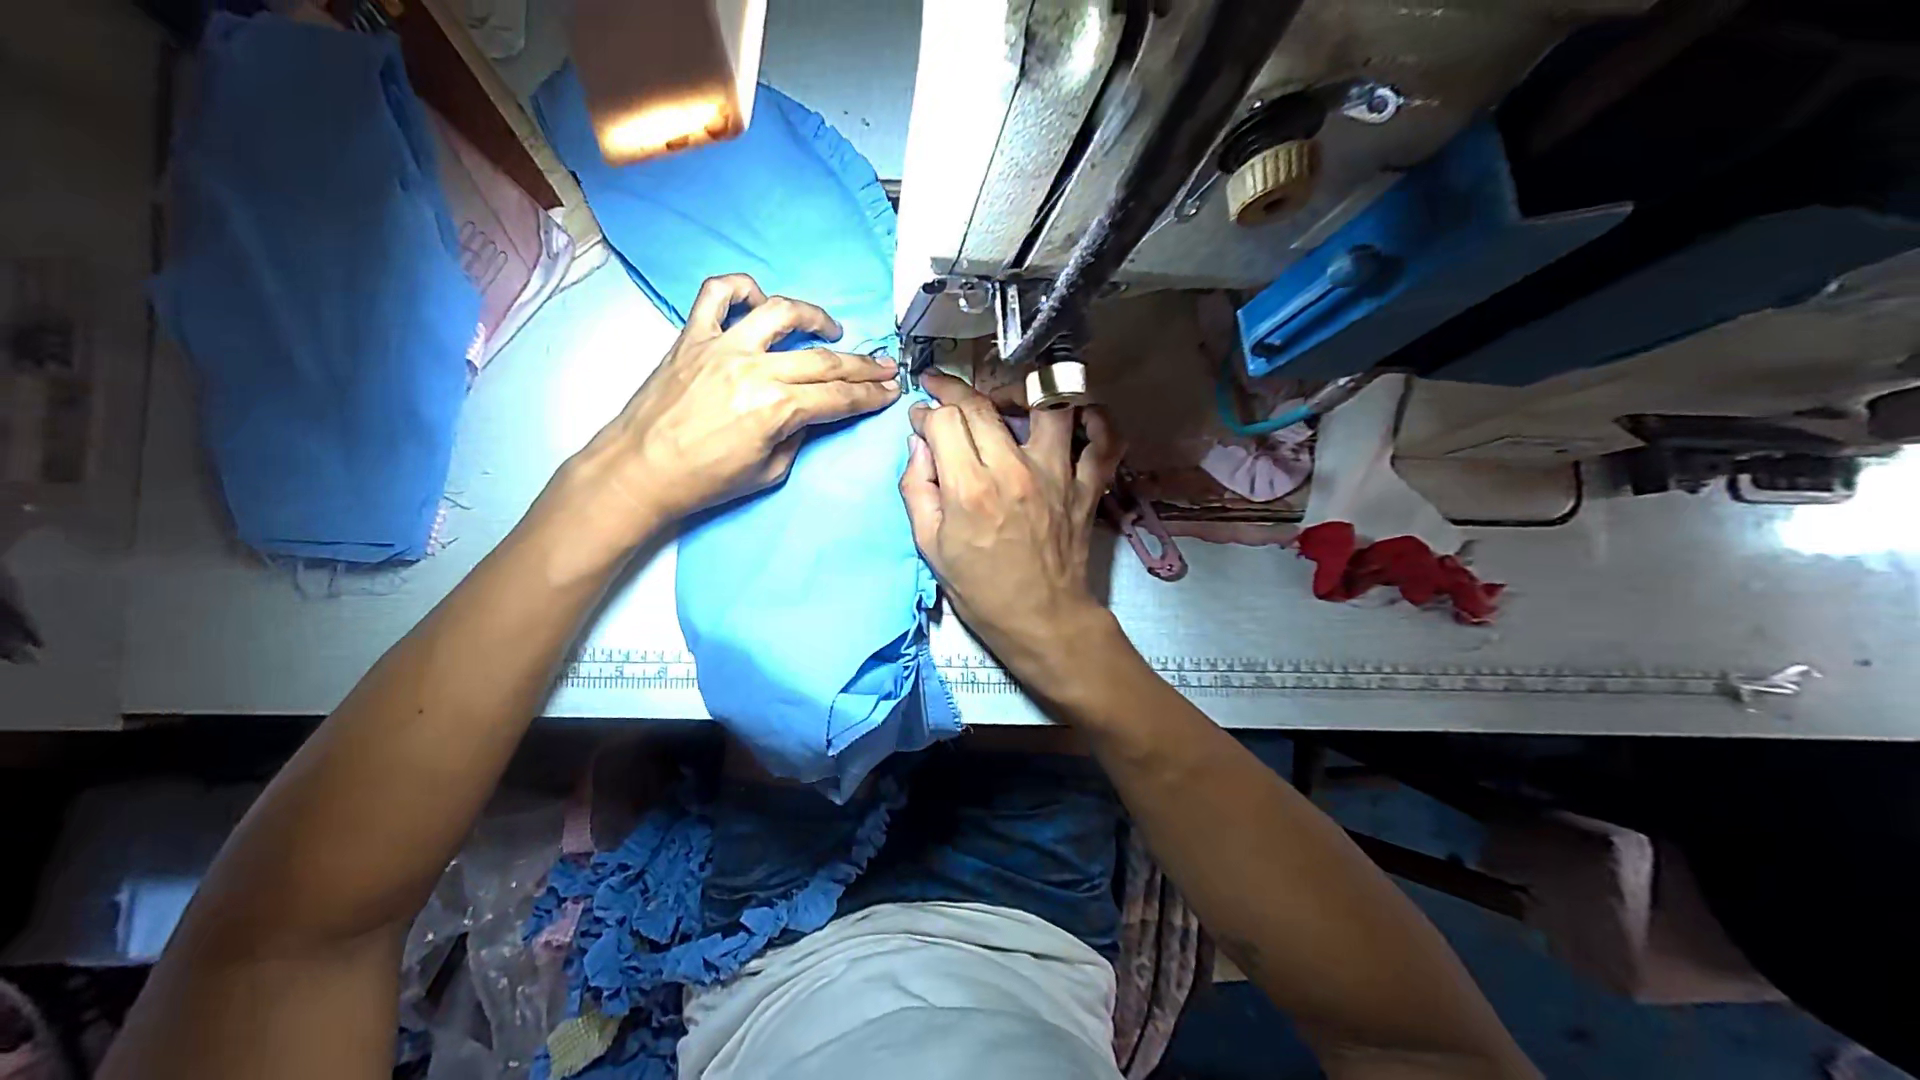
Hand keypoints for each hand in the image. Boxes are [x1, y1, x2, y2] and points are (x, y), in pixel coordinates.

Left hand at [552, 274, 900, 558]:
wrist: (641, 471)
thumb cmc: (705, 481)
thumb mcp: (769, 472)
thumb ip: (797, 436)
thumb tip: (810, 413)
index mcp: (777, 408)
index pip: (839, 398)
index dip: (871, 395)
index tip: (890, 389)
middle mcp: (755, 369)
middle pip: (823, 360)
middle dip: (862, 365)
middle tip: (884, 365)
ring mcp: (722, 346)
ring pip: (780, 313)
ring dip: (814, 317)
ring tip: (831, 330)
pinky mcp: (692, 336)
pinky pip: (717, 294)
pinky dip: (741, 288)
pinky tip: (759, 300)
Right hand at [899, 372, 1125, 692]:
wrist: (1041, 620)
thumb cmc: (980, 590)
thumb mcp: (930, 547)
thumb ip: (917, 489)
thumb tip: (919, 444)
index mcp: (971, 490)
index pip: (946, 420)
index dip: (927, 411)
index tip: (921, 418)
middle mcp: (1015, 472)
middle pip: (984, 405)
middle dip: (955, 390)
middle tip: (943, 393)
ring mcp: (1058, 475)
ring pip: (1047, 404)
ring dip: (1022, 392)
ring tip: (1004, 402)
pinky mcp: (1087, 486)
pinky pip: (1104, 441)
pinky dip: (1096, 420)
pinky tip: (1076, 415)